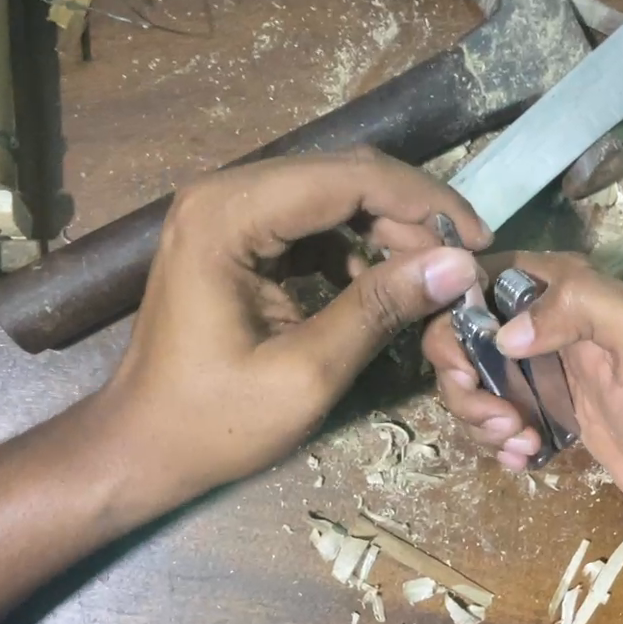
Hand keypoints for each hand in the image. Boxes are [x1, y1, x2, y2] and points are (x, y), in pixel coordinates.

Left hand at [101, 149, 490, 506]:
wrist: (144, 447)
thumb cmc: (216, 423)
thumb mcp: (308, 371)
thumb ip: (380, 308)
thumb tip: (458, 264)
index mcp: (230, 216)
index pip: (349, 177)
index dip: (424, 204)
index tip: (478, 242)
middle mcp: (225, 194)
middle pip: (342, 176)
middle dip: (410, 217)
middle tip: (460, 267)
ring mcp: (227, 213)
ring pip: (332, 197)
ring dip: (388, 232)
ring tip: (430, 280)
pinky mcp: (236, 239)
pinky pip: (313, 226)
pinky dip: (356, 249)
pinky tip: (381, 285)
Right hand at [421, 252, 622, 508]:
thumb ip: (584, 309)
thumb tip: (504, 332)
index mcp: (567, 291)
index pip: (483, 278)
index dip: (458, 314)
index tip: (465, 363)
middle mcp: (543, 324)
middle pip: (462, 336)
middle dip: (464, 381)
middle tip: (499, 418)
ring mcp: (537, 371)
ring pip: (470, 382)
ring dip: (480, 418)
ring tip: (522, 441)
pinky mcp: (537, 411)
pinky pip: (489, 419)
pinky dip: (496, 442)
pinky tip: (527, 457)